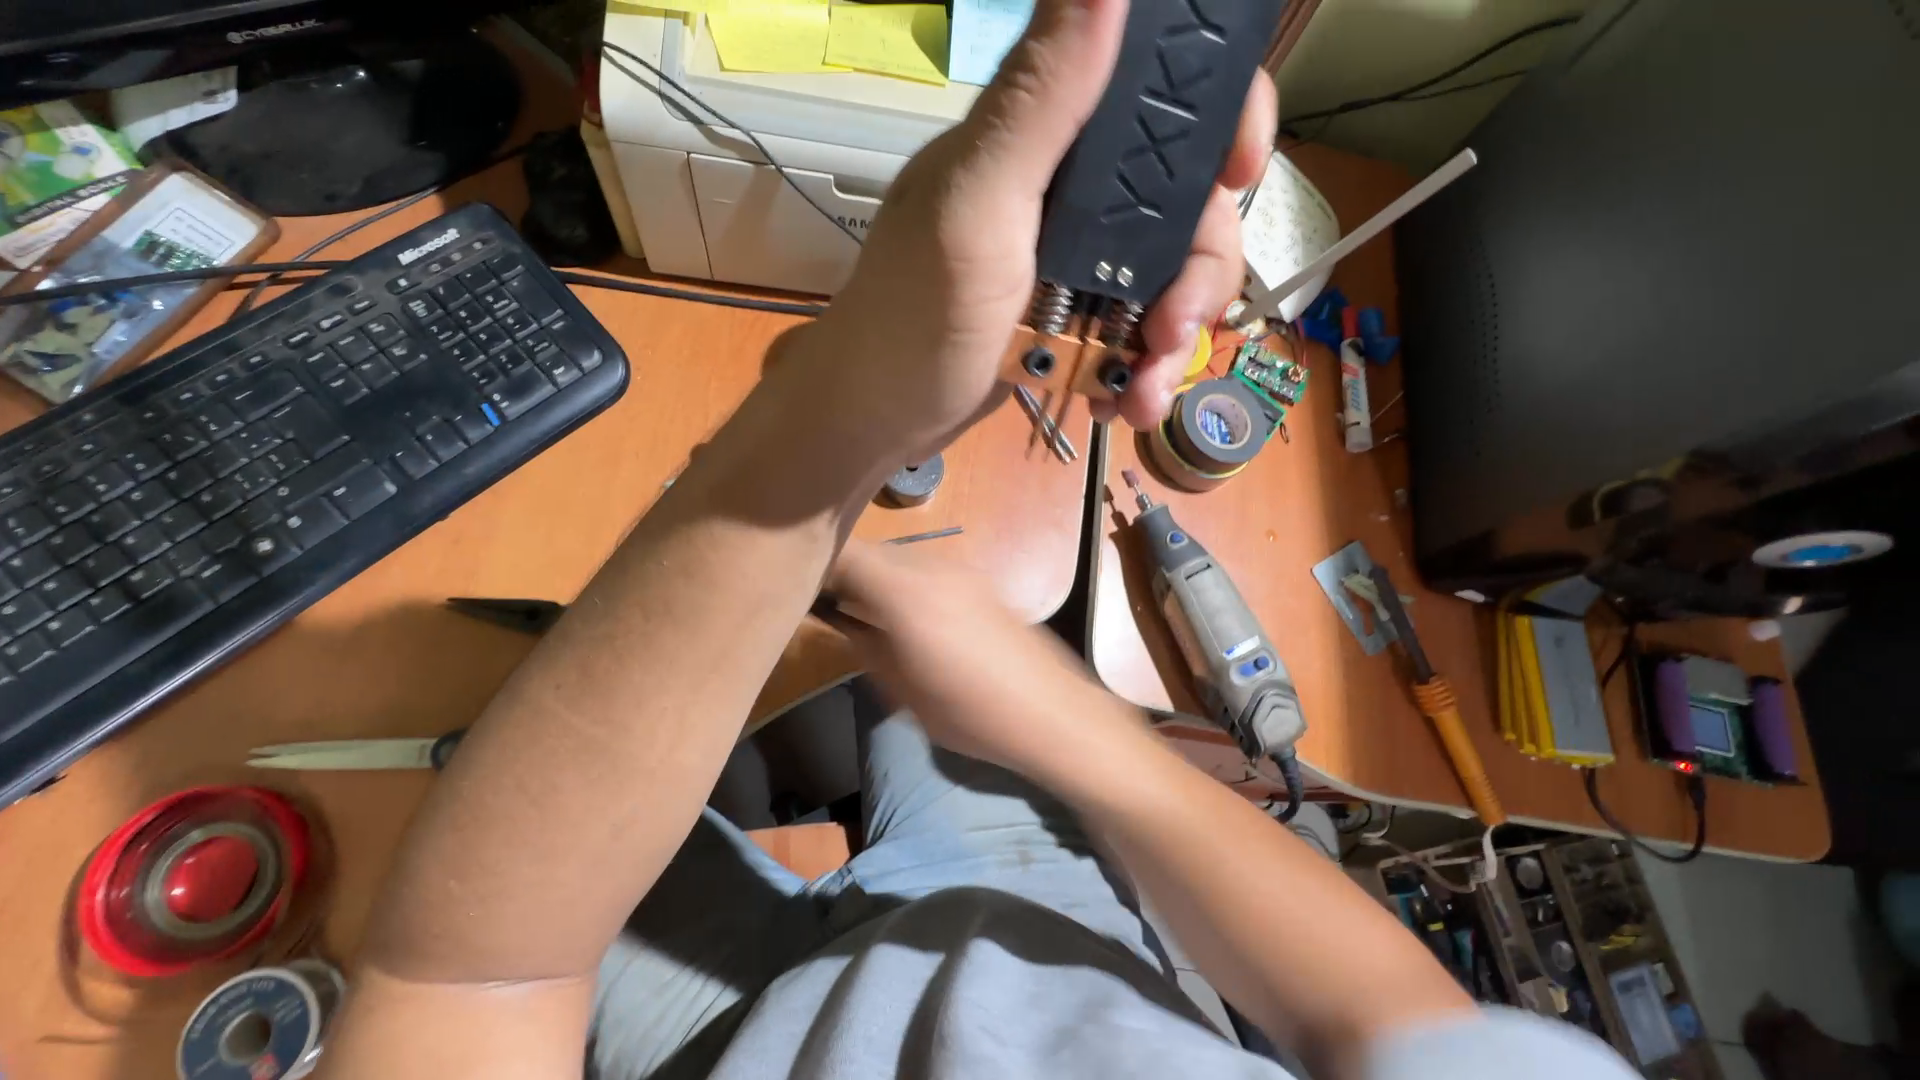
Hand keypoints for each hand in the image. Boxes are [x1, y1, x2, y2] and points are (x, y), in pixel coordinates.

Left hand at [799, 0, 1277, 464]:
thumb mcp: (976, 206)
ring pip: (1170, 278)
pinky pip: (1140, 333)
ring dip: (1175, 340)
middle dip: (1198, 271)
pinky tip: (1126, 404)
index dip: (1215, 125)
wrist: (877, 421)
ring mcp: (1072, 262)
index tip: (1237, 176)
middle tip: (1175, 328)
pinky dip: (1145, 371)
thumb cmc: (914, 316)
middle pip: (1184, 204)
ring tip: (1146, 389)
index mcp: (1045, 141)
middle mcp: (1066, 192)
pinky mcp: (1073, 321)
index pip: (1155, 100)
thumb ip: (1039, 101)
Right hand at [824, 540, 1144, 774]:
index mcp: (906, 592)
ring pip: (898, 559)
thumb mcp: (902, 689)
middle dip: (841, 568)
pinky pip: (925, 570)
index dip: (812, 562)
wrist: (1054, 716)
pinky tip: (902, 616)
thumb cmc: (972, 715)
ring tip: (858, 609)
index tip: (791, 584)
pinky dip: (902, 583)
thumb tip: (839, 619)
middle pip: (869, 550)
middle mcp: (932, 567)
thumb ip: (864, 643)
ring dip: (873, 576)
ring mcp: (961, 571)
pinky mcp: (980, 581)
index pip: (842, 553)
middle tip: (818, 599)